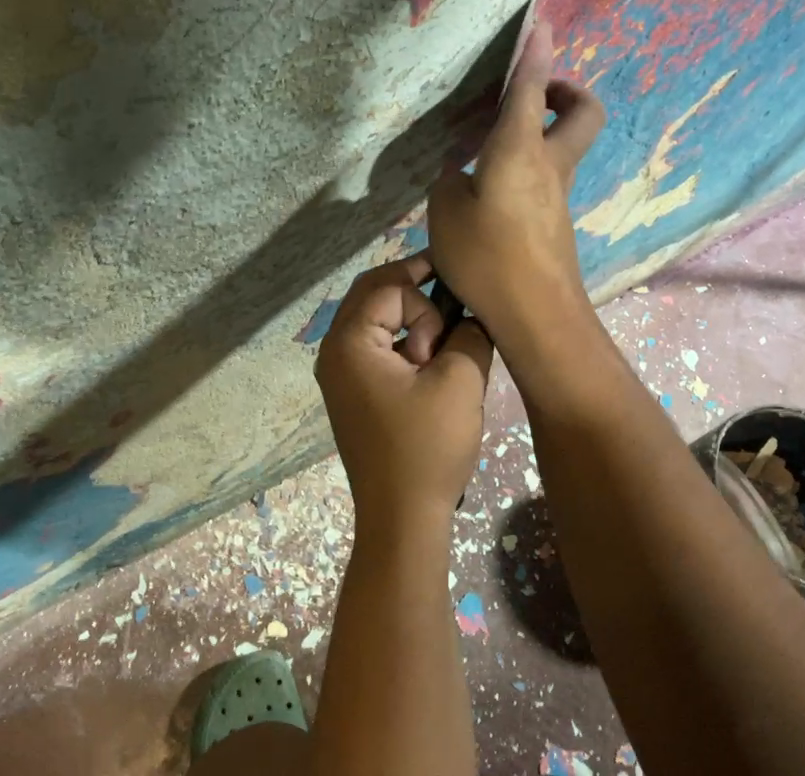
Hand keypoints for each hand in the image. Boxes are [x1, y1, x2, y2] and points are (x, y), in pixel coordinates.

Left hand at [315, 254, 493, 526]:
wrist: (402, 516)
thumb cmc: (428, 446)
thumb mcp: (461, 381)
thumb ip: (469, 333)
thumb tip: (471, 316)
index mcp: (349, 342)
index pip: (388, 287)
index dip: (426, 298)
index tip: (446, 338)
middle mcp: (333, 351)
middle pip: (370, 294)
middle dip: (413, 290)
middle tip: (452, 295)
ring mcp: (338, 375)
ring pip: (372, 320)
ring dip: (407, 319)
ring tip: (439, 345)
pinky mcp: (351, 394)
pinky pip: (373, 348)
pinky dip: (400, 343)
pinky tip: (428, 364)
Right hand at [427, 17, 605, 345]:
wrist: (536, 315)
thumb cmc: (486, 256)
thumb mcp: (445, 212)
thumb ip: (449, 182)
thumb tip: (460, 175)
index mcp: (519, 149)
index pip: (530, 88)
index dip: (534, 52)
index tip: (540, 22)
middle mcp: (549, 165)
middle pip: (583, 113)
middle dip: (566, 91)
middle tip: (533, 94)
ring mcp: (558, 196)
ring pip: (564, 147)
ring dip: (541, 133)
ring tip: (490, 147)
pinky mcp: (554, 222)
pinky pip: (546, 177)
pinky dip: (526, 168)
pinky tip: (489, 192)